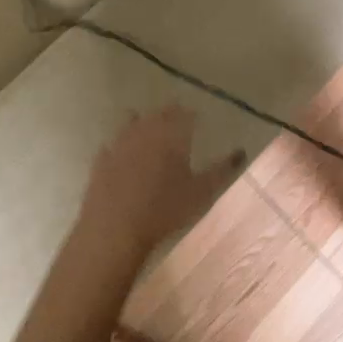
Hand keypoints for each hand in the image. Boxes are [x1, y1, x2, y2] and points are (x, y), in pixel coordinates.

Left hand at [80, 105, 244, 250]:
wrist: (115, 229)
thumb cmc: (165, 209)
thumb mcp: (202, 191)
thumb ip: (223, 169)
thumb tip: (241, 151)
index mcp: (172, 133)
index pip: (184, 113)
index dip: (191, 115)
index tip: (196, 120)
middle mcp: (146, 129)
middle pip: (158, 113)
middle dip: (168, 115)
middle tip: (176, 124)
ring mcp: (119, 142)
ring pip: (131, 121)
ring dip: (141, 123)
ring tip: (148, 135)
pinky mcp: (101, 160)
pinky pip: (111, 145)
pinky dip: (118, 147)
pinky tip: (121, 157)